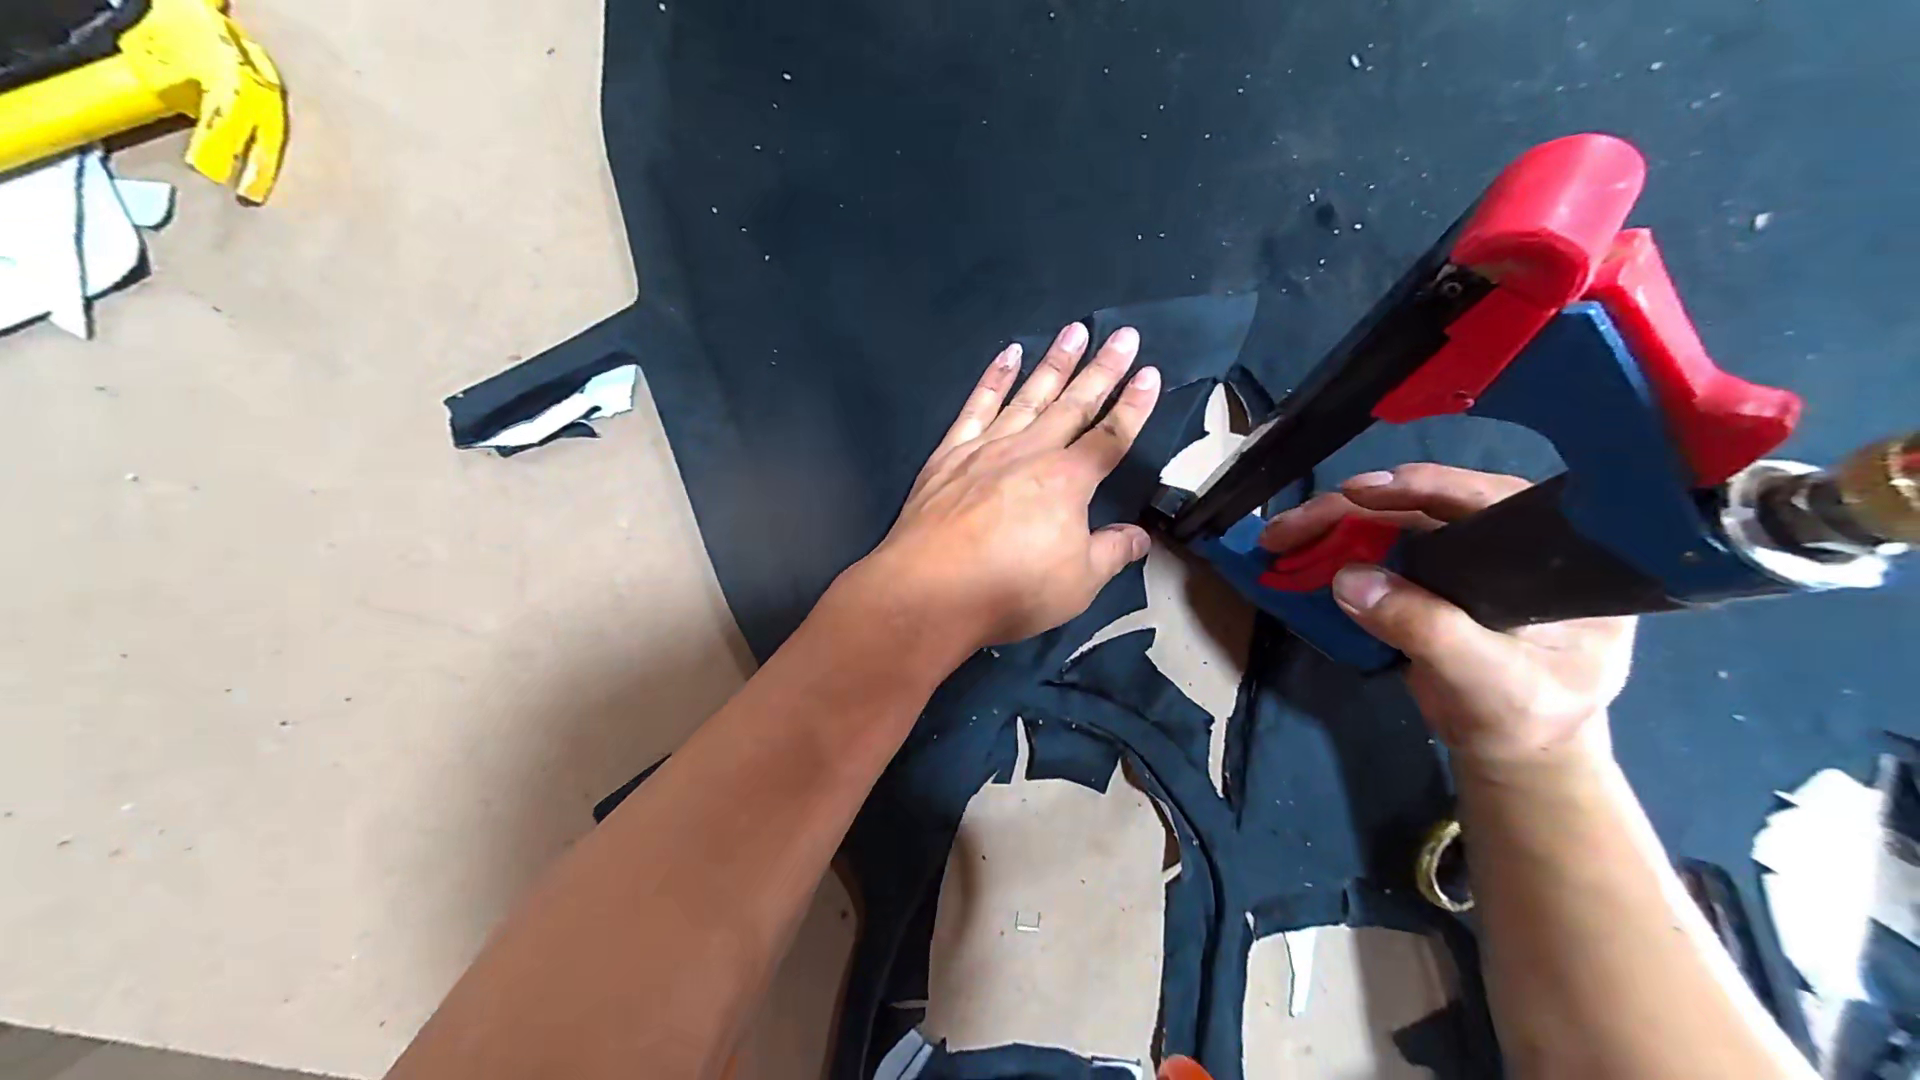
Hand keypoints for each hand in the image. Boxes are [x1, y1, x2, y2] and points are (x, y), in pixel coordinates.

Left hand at [842, 322, 1161, 652]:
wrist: (929, 590)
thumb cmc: (1010, 589)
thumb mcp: (1078, 583)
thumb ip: (1111, 552)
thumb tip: (1140, 537)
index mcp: (1067, 481)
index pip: (1110, 437)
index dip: (1134, 406)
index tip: (1150, 373)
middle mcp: (1030, 453)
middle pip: (1074, 404)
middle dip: (1102, 369)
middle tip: (1124, 334)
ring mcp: (986, 449)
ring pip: (1028, 395)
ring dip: (1054, 362)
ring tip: (1074, 330)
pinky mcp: (948, 455)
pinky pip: (977, 407)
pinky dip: (993, 379)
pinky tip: (1007, 356)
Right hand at [1260, 464, 1636, 765]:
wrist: (1509, 749)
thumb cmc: (1522, 718)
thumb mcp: (1487, 679)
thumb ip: (1427, 628)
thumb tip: (1347, 579)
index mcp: (1549, 560)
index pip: (1489, 502)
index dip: (1423, 487)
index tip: (1359, 491)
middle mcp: (1500, 549)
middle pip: (1419, 510)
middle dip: (1348, 512)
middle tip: (1287, 529)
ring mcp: (1457, 564)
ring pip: (1387, 529)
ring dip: (1329, 529)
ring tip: (1278, 539)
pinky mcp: (1422, 582)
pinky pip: (1372, 556)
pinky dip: (1331, 554)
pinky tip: (1295, 555)